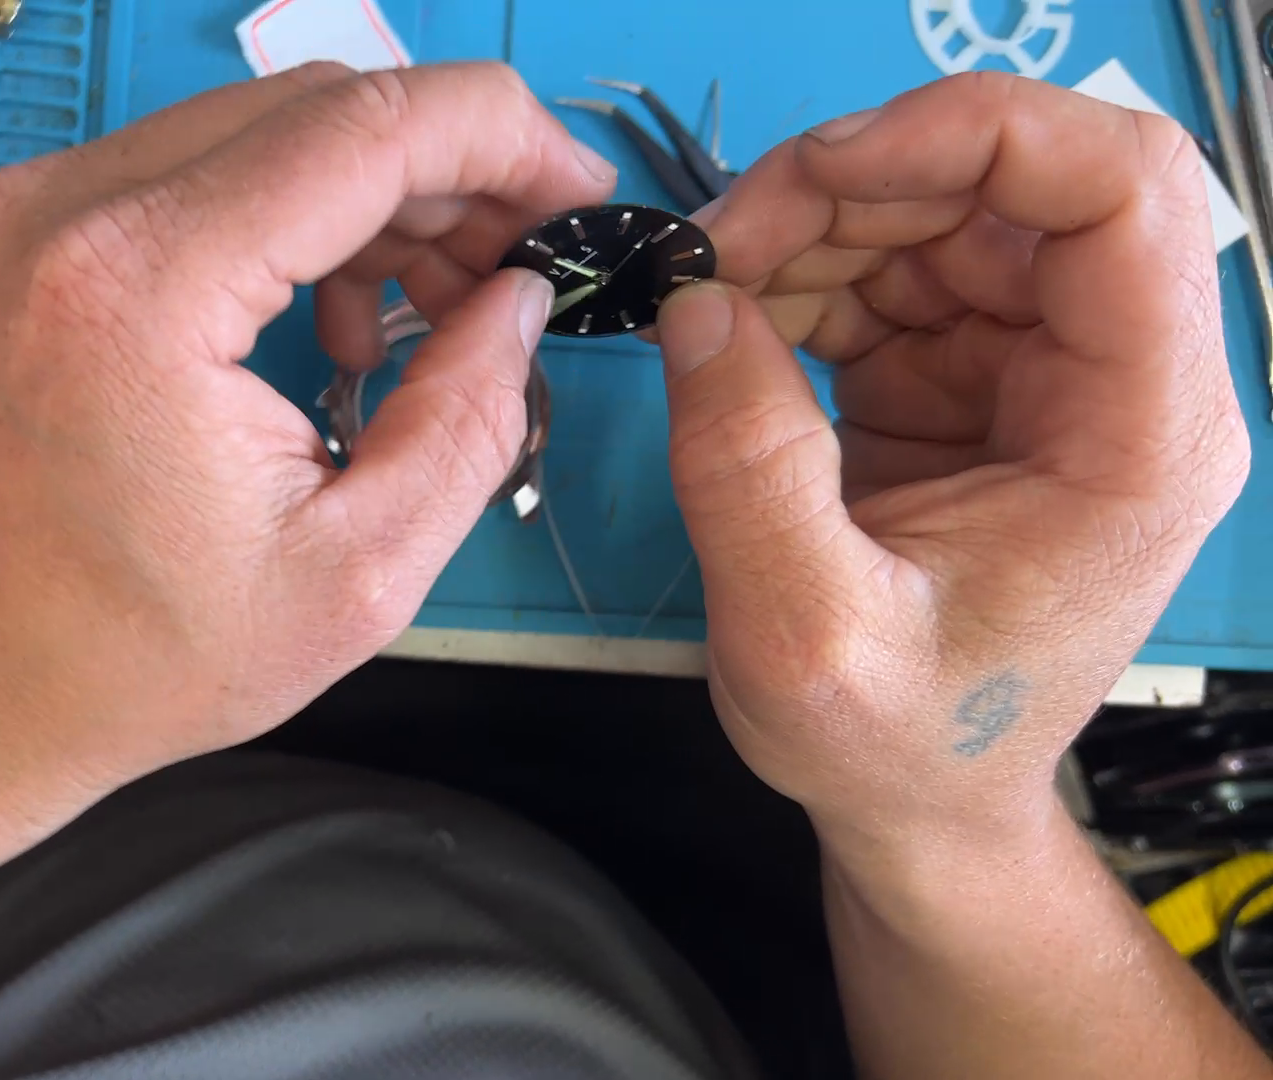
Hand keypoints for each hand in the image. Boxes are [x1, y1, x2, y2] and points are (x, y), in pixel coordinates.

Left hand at [0, 63, 610, 899]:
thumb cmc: (155, 661)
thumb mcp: (359, 573)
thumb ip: (468, 421)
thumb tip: (516, 300)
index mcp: (142, 289)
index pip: (365, 131)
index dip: (501, 139)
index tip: (574, 191)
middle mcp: (64, 215)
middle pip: (313, 115)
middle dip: (445, 177)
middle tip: (511, 270)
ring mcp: (29, 218)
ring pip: (259, 139)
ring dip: (372, 206)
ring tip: (427, 316)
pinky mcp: (27, 245)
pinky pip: (199, 184)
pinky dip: (292, 228)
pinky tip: (329, 325)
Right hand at [654, 74, 1249, 855]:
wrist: (906, 798)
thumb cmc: (880, 738)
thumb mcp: (798, 623)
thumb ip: (744, 467)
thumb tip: (692, 308)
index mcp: (1128, 434)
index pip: (1115, 197)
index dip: (966, 140)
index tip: (798, 177)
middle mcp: (1093, 383)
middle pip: (999, 199)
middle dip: (840, 197)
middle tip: (701, 257)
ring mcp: (1015, 385)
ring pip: (927, 233)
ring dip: (802, 242)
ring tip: (698, 302)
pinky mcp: (943, 398)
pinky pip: (874, 293)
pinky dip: (789, 292)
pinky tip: (726, 333)